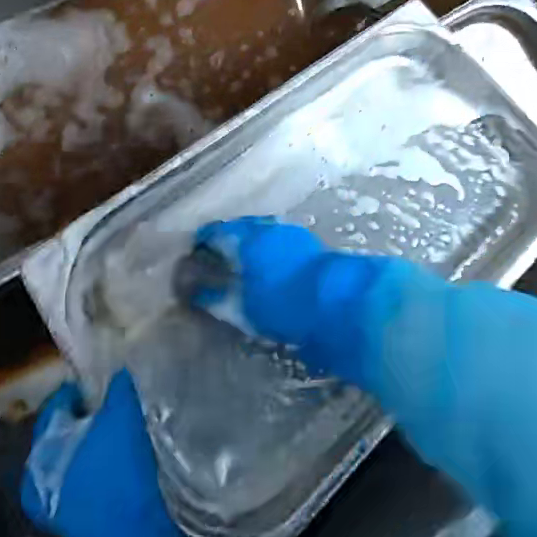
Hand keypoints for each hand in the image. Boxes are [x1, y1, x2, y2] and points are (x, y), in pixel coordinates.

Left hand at [20, 371, 193, 536]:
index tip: (109, 378)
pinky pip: (99, 478)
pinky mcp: (87, 521)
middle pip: (71, 429)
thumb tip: (121, 369)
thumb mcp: (120, 417)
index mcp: (40, 451)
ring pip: (85, 455)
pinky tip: (135, 458)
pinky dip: (113, 466)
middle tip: (122, 401)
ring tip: (133, 427)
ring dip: (106, 441)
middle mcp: (42, 478)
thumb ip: (118, 387)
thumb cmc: (119, 475)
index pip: (58, 402)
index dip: (84, 386)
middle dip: (96, 414)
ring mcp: (63, 504)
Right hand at [193, 216, 393, 381]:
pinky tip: (269, 267)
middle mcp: (268, 228)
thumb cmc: (284, 304)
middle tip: (215, 257)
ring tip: (242, 264)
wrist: (343, 302)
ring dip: (250, 245)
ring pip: (262, 233)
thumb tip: (195, 292)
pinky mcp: (311, 245)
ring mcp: (292, 234)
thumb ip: (216, 298)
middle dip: (226, 241)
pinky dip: (268, 251)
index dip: (202, 241)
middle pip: (239, 229)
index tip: (193, 252)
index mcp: (246, 238)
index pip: (215, 232)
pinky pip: (279, 241)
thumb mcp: (242, 308)